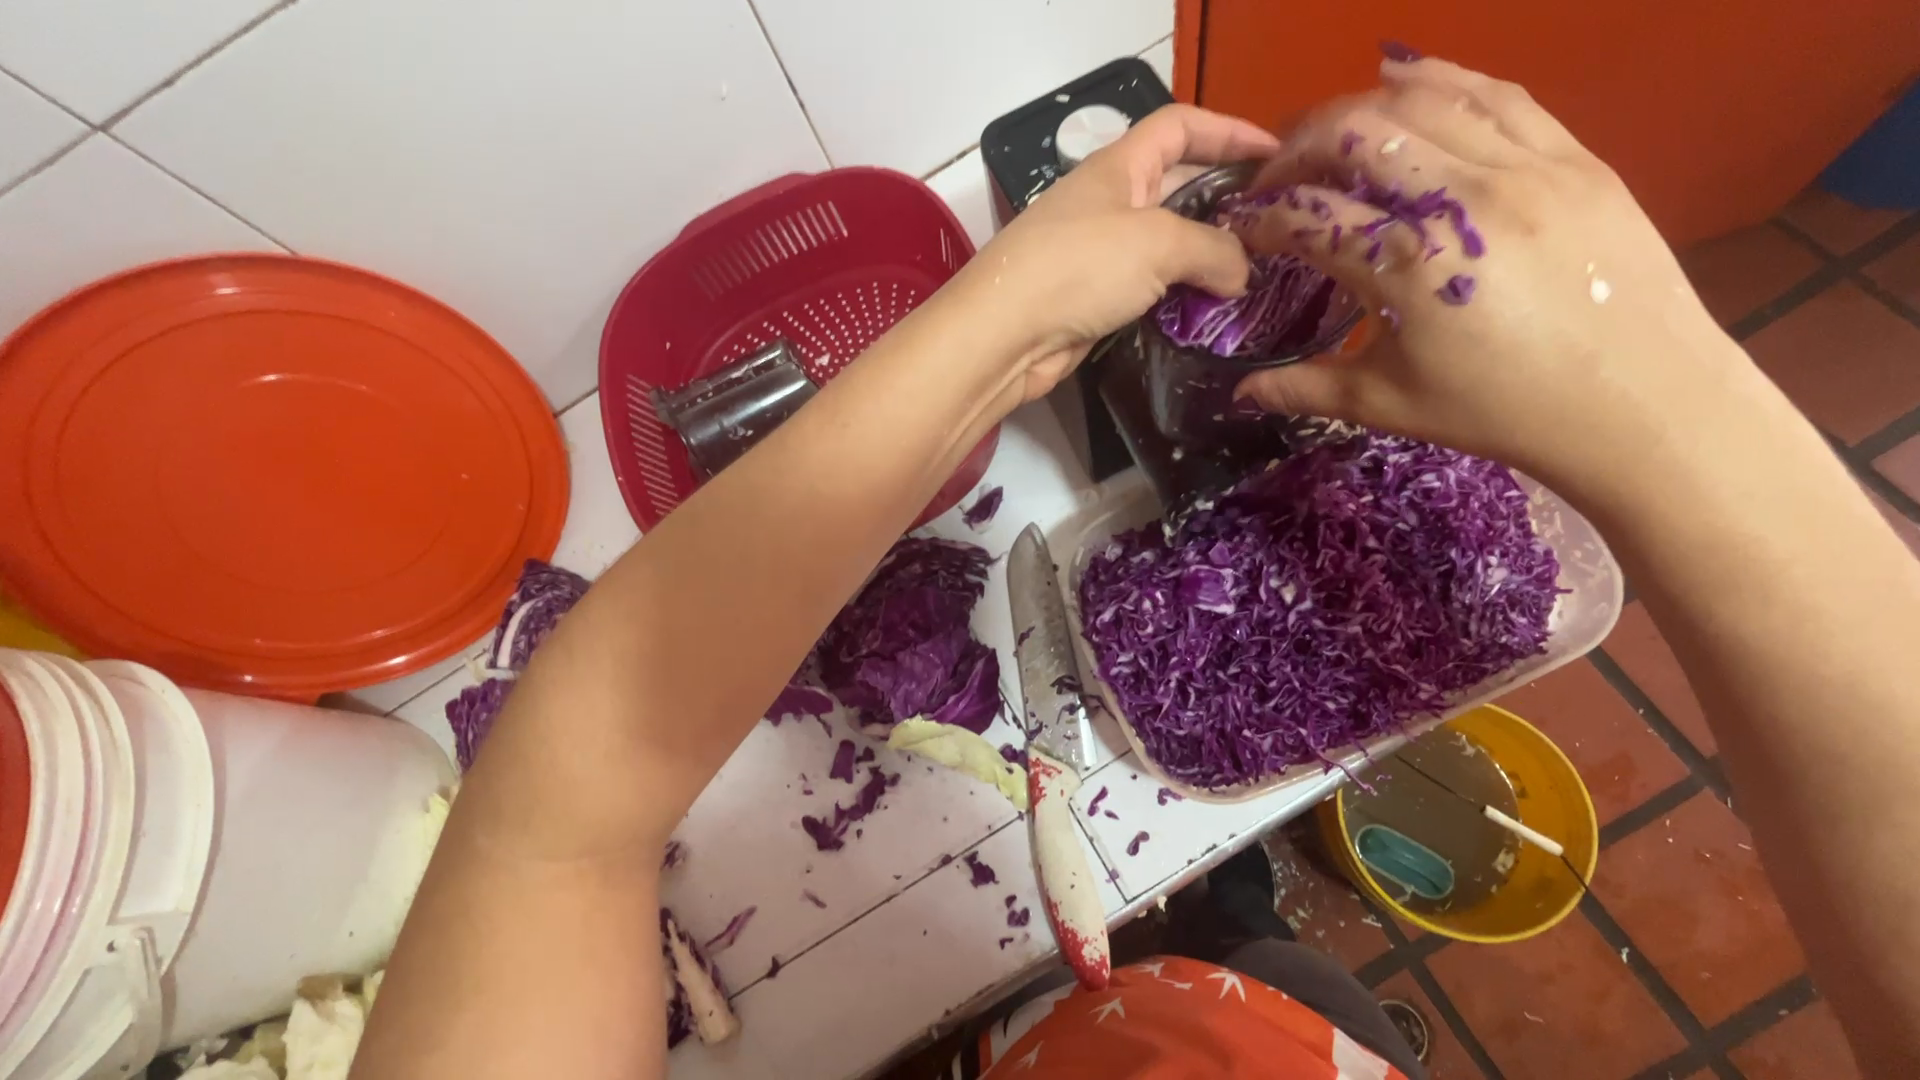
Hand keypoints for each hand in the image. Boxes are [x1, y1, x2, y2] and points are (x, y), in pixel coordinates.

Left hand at [951, 104, 1280, 404]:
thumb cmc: (1076, 269)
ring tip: (1256, 275)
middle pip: (1177, 188)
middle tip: (1276, 228)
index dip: (1228, 130)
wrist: (1004, 336)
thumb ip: (1213, 250)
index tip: (1275, 154)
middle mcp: (1107, 205)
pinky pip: (1148, 291)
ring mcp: (1098, 256)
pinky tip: (1210, 313)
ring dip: (1205, 259)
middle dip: (1224, 202)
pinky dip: (1179, 297)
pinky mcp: (1093, 302)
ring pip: (1164, 247)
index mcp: (1116, 168)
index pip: (1179, 127)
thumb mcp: (1157, 243)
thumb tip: (1242, 274)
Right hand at [1232, 58, 1746, 487]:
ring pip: (1423, 99)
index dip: (1262, 217)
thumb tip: (1239, 394)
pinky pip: (1498, 94)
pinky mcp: (1573, 157)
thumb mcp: (1388, 405)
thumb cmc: (1501, 412)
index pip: (1308, 216)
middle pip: (1354, 132)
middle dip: (1298, 147)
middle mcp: (1461, 198)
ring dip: (1359, 108)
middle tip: (1278, 175)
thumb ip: (1304, 387)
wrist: (1640, 403)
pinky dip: (1442, 79)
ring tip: (1330, 135)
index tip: (1243, 227)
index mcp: (1409, 267)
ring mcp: (1524, 168)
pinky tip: (1407, 79)